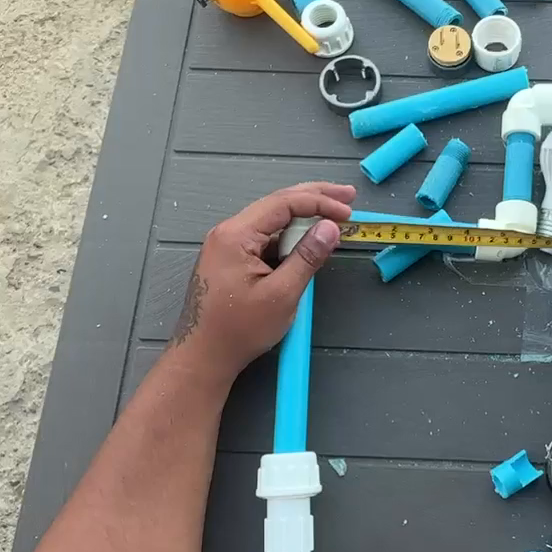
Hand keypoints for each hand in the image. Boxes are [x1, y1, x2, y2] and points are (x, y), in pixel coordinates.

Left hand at [168, 182, 355, 373]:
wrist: (203, 356)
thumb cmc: (238, 330)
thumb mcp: (282, 294)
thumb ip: (308, 257)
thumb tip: (330, 228)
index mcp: (236, 235)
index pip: (284, 203)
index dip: (320, 203)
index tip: (347, 211)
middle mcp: (228, 232)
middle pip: (277, 203)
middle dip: (315, 197)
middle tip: (348, 195)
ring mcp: (228, 245)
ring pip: (273, 220)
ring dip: (304, 216)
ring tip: (334, 213)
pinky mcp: (232, 259)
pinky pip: (266, 238)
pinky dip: (291, 235)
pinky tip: (309, 237)